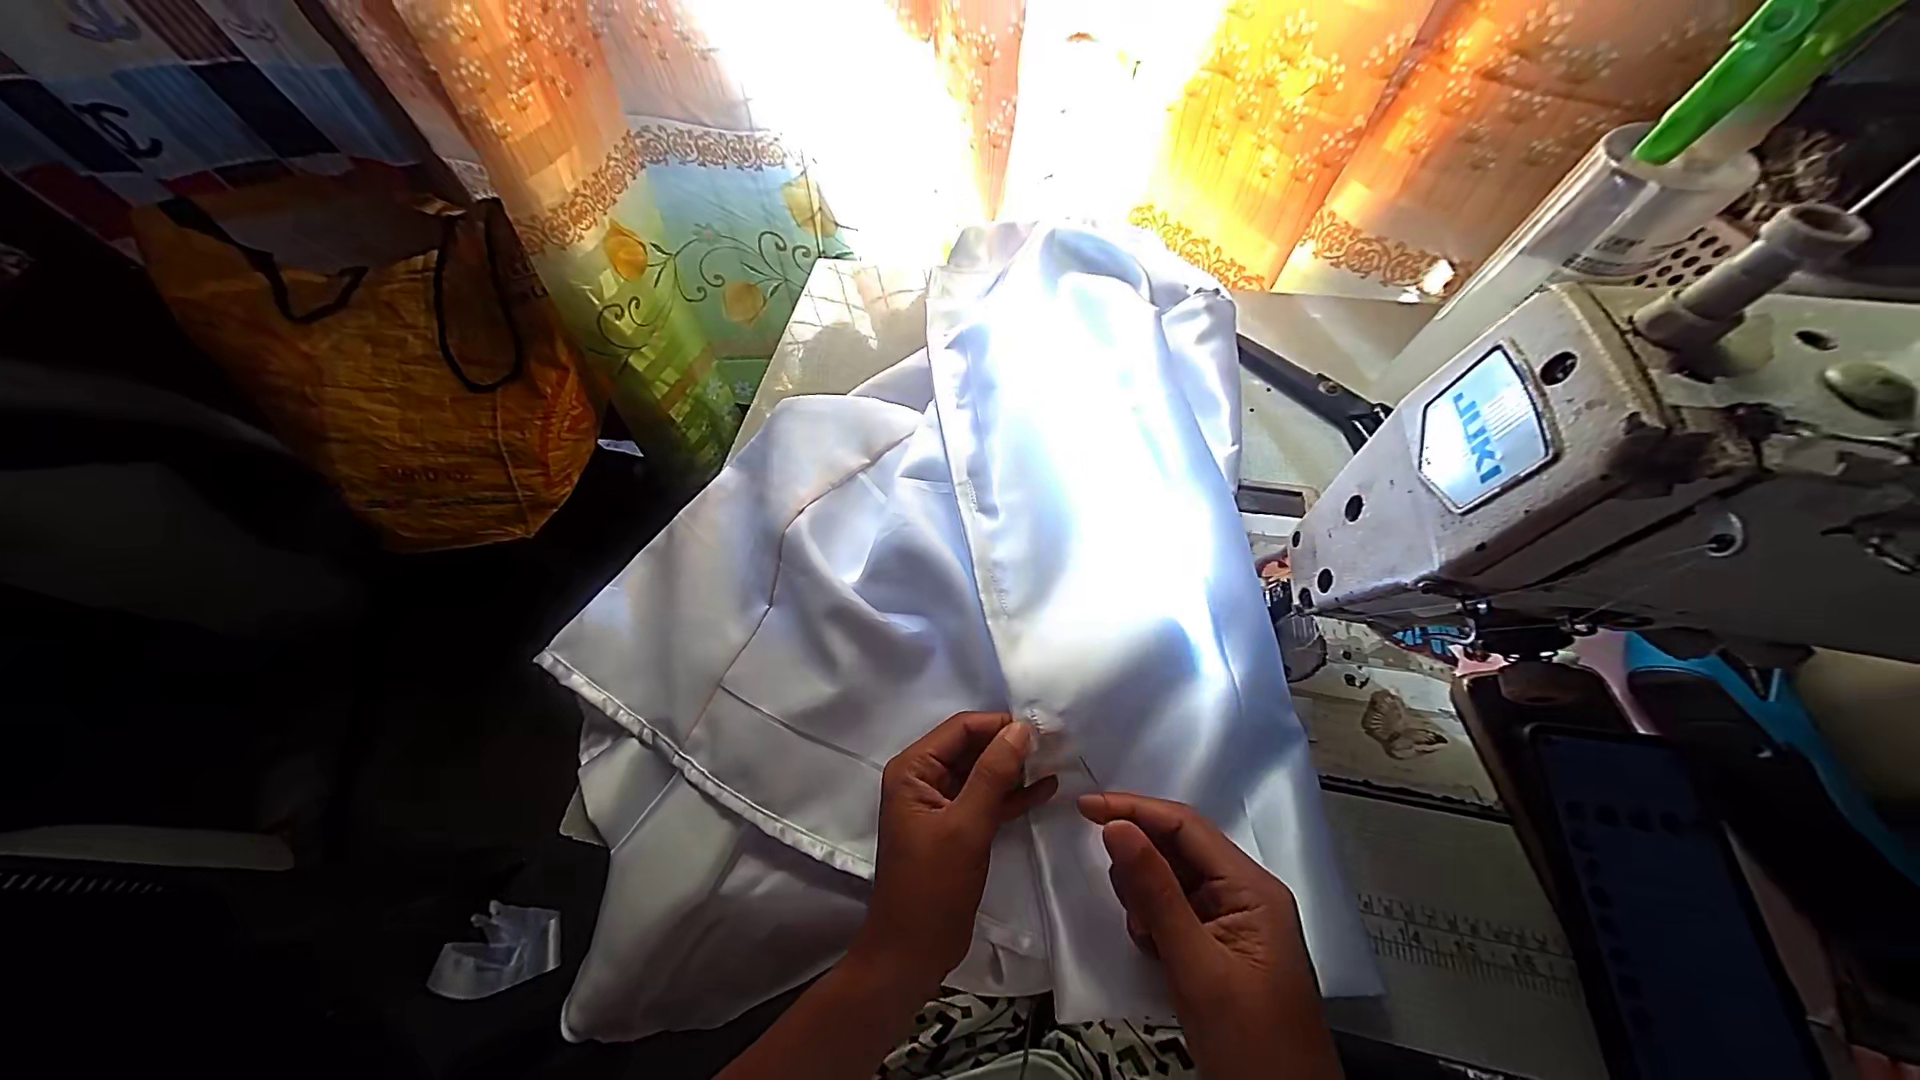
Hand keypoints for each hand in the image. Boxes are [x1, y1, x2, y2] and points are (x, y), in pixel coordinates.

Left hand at [851, 712, 1057, 991]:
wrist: (913, 953)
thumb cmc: (932, 886)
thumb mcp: (966, 826)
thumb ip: (994, 774)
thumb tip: (1021, 728)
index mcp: (913, 769)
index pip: (961, 729)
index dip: (999, 725)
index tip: (1042, 729)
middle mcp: (924, 778)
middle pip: (972, 746)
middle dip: (1010, 744)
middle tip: (1055, 744)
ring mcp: (941, 802)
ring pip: (982, 771)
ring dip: (1015, 767)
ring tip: (1055, 760)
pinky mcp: (957, 825)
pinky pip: (987, 798)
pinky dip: (1013, 794)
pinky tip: (1045, 788)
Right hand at [1080, 792, 1341, 1079]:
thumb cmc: (1251, 1045)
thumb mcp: (1196, 967)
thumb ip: (1155, 892)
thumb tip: (1115, 827)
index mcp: (1251, 887)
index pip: (1185, 825)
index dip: (1133, 809)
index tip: (1084, 807)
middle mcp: (1243, 892)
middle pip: (1177, 848)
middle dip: (1141, 865)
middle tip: (1127, 903)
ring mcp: (1232, 918)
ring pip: (1171, 878)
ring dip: (1146, 898)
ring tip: (1148, 937)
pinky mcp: (1218, 941)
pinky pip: (1174, 908)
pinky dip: (1154, 921)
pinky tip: (1155, 949)